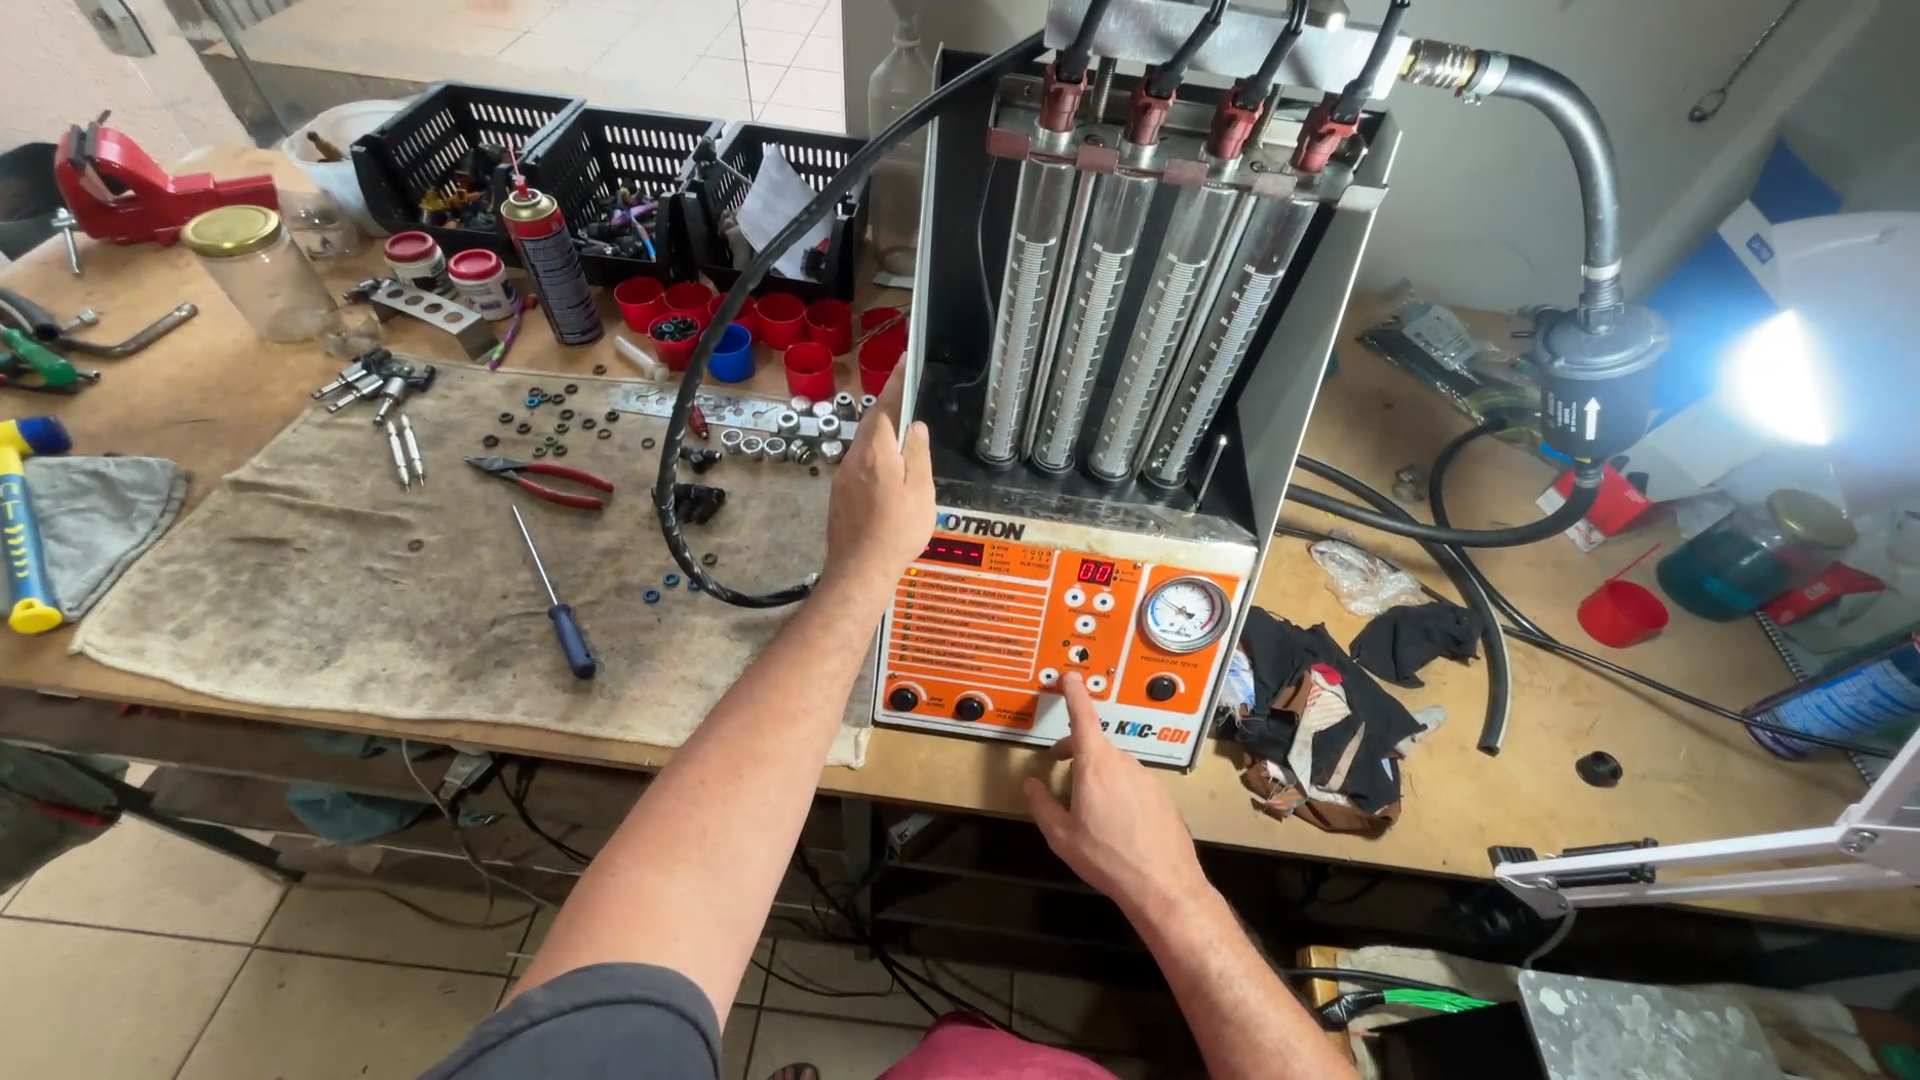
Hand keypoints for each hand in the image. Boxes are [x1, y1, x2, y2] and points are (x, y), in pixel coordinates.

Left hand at [823, 363, 933, 594]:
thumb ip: (918, 455)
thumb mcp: (921, 492)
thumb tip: (915, 426)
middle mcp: (854, 458)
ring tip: (900, 430)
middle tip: (905, 390)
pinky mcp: (839, 496)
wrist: (859, 571)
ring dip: (882, 432)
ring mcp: (843, 477)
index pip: (888, 406)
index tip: (905, 359)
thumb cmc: (897, 532)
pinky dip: (875, 455)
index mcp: (877, 452)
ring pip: (865, 444)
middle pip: (873, 423)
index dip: (898, 381)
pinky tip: (886, 469)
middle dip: (889, 404)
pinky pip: (859, 464)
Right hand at [1023, 674, 1208, 917]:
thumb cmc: (1106, 857)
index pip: (1083, 716)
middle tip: (1059, 767)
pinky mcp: (1162, 794)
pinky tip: (1118, 823)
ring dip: (1097, 773)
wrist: (1163, 885)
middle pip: (1095, 744)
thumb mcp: (1061, 836)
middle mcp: (1123, 762)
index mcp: (1095, 764)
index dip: (1073, 693)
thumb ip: (1041, 805)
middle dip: (1075, 749)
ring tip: (1090, 808)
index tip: (1068, 676)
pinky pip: (1133, 782)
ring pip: (1114, 765)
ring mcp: (1146, 777)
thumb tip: (1031, 784)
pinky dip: (1119, 790)